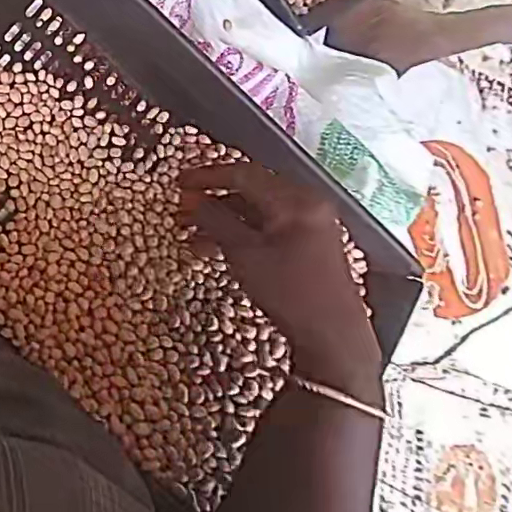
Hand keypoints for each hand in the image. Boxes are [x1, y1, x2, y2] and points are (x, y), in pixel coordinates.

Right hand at [181, 163, 380, 398]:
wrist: (334, 337)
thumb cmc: (288, 292)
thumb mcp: (244, 253)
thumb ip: (215, 220)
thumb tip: (190, 199)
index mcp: (294, 199)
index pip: (243, 174)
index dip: (206, 176)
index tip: (178, 184)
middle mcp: (306, 202)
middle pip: (251, 189)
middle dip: (213, 197)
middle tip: (182, 207)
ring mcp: (311, 222)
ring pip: (258, 209)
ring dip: (224, 217)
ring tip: (191, 232)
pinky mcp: (310, 242)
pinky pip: (269, 225)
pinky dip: (242, 231)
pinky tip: (216, 247)